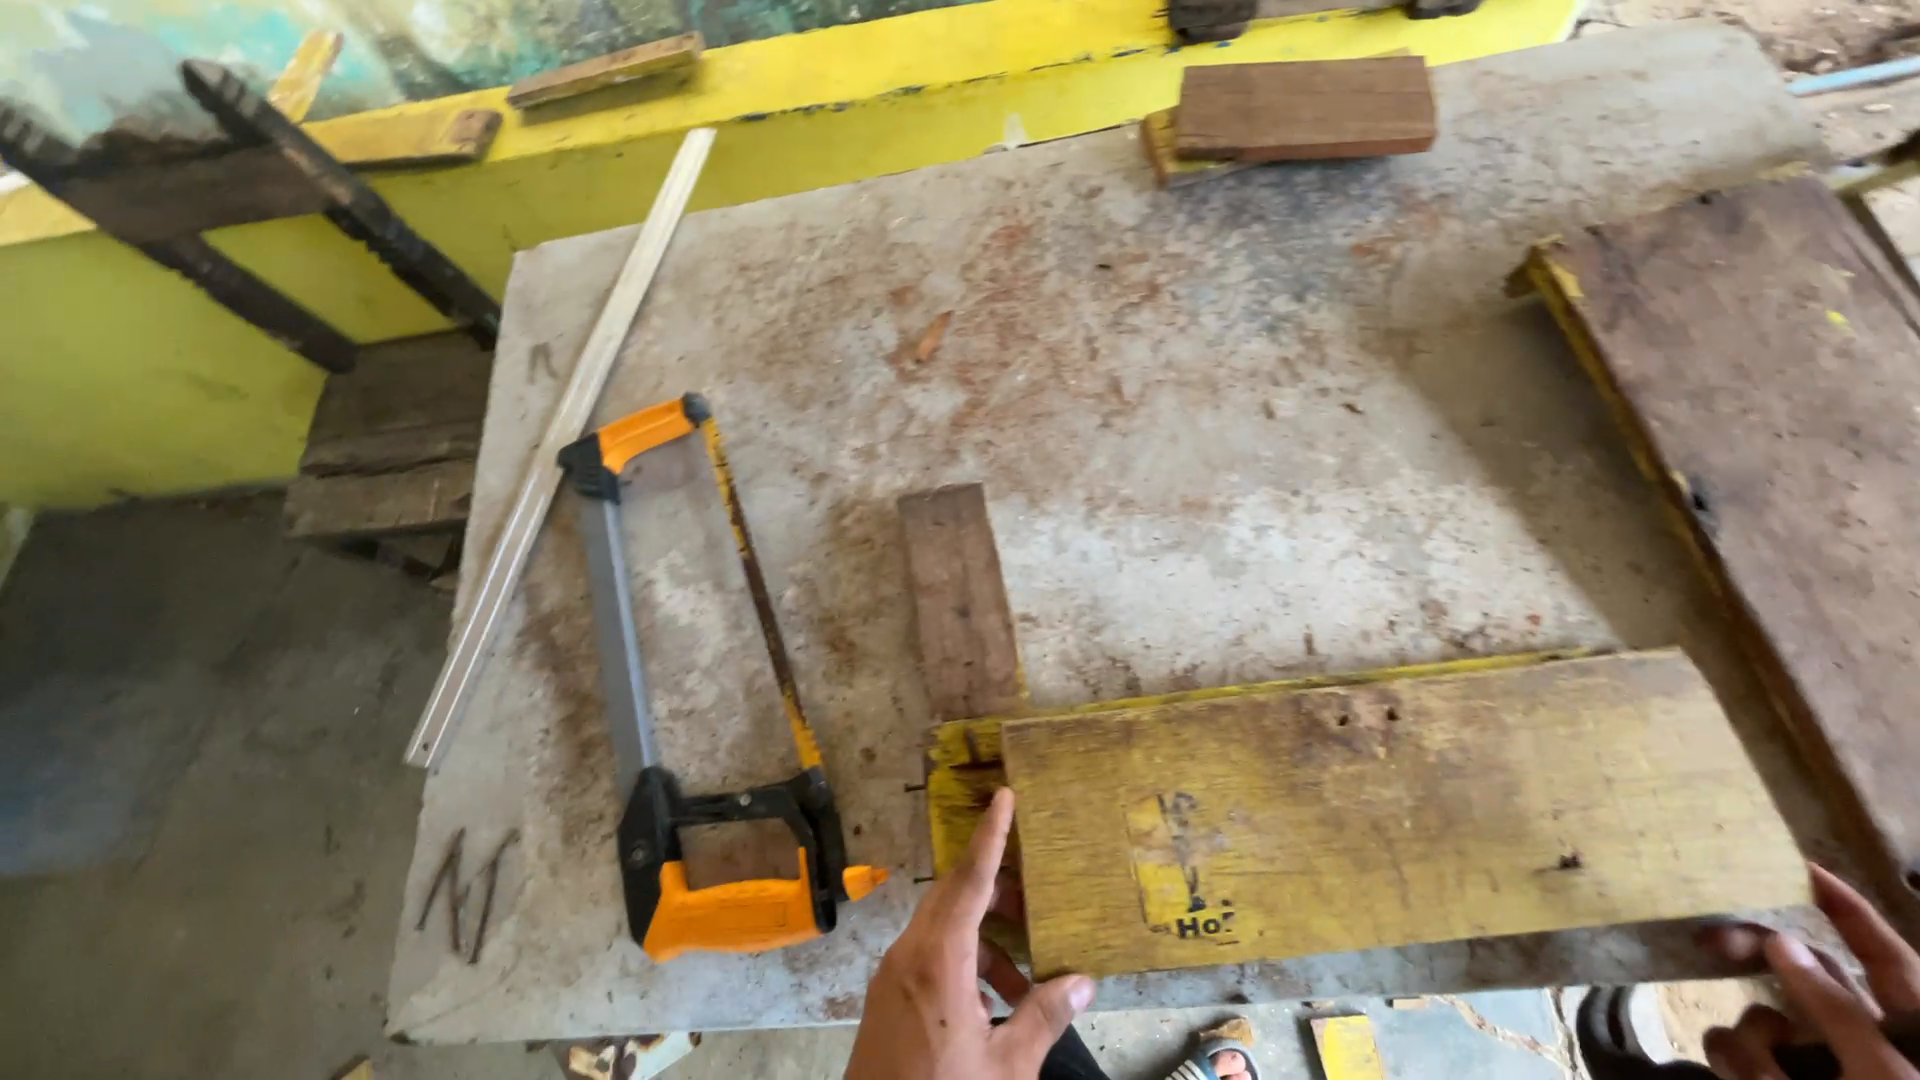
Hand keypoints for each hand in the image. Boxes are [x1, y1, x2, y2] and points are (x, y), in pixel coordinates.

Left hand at [845, 788, 1095, 1079]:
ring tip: (1028, 985)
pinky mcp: (886, 997)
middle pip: (957, 899)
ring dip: (987, 944)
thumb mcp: (1005, 1066)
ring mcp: (893, 975)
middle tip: (1039, 903)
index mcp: (937, 960)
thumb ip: (1043, 1016)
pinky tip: (995, 1009)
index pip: (970, 880)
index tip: (1004, 795)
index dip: (991, 835)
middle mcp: (909, 954)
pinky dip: (966, 967)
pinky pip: (931, 959)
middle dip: (1000, 896)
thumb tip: (1082, 980)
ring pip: (945, 932)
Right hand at [1701, 864, 1919, 1078]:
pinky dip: (1744, 1068)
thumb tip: (1780, 941)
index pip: (1885, 954)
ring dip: (1755, 1044)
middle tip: (1709, 939)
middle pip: (1801, 971)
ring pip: (1761, 1019)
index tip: (1800, 863)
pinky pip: (1742, 1057)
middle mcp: (1863, 1037)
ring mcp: (1818, 1065)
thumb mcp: (1888, 1076)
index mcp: (1911, 1027)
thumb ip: (1838, 1009)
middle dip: (1753, 954)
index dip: (1846, 908)